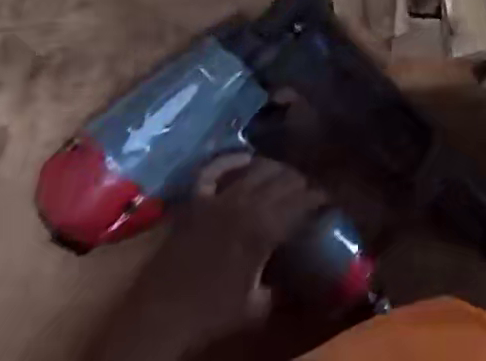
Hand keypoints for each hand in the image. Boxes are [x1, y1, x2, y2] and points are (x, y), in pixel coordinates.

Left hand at [88, 160, 324, 360]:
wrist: (154, 324)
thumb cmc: (209, 317)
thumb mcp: (257, 307)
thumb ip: (285, 287)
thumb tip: (308, 282)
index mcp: (266, 226)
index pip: (307, 198)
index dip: (323, 197)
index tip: (332, 200)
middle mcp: (247, 203)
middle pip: (287, 177)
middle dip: (304, 182)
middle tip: (311, 193)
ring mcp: (218, 199)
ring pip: (258, 167)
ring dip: (277, 169)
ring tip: (286, 178)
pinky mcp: (194, 203)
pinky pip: (214, 170)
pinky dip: (231, 161)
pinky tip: (245, 160)